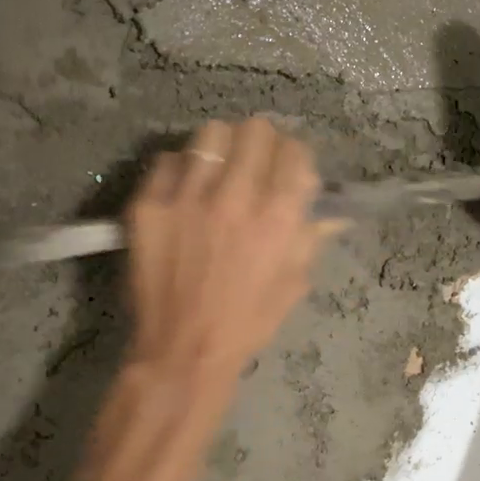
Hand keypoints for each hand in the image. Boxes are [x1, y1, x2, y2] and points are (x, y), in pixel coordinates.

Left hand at [124, 116, 321, 389]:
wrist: (183, 349)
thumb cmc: (246, 323)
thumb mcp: (292, 283)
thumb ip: (309, 238)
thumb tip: (330, 211)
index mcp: (278, 218)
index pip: (295, 151)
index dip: (295, 157)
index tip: (288, 170)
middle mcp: (235, 196)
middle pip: (255, 130)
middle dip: (261, 144)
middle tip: (254, 163)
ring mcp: (188, 196)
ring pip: (211, 134)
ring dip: (222, 148)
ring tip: (217, 170)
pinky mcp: (149, 204)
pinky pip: (168, 161)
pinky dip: (181, 171)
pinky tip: (184, 193)